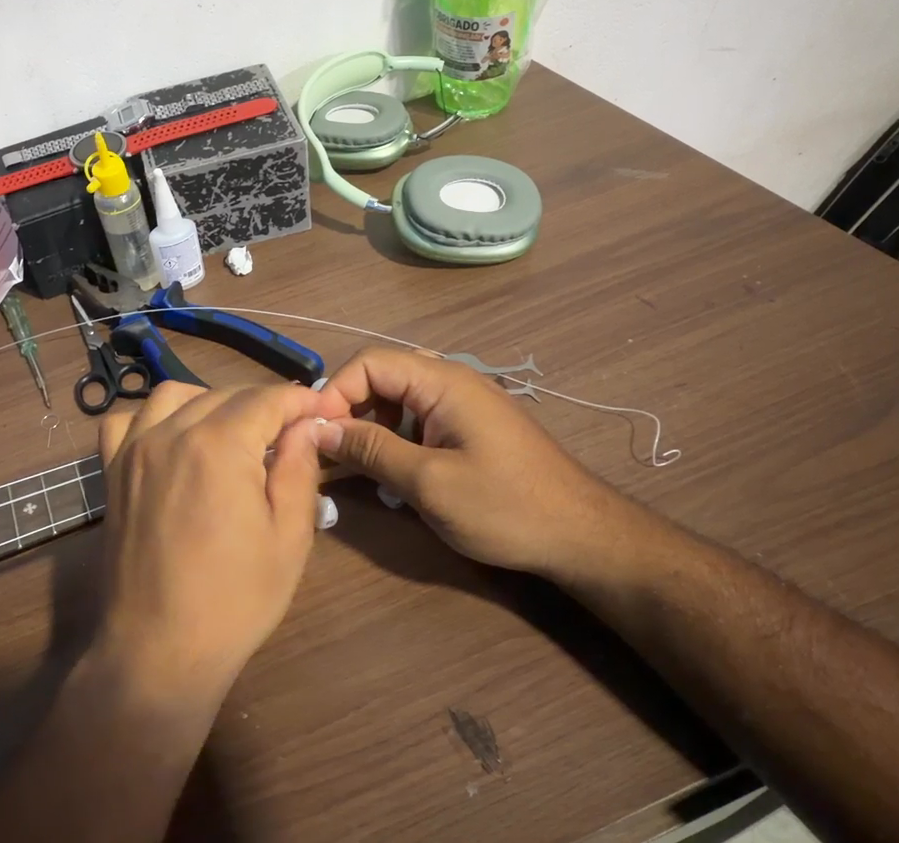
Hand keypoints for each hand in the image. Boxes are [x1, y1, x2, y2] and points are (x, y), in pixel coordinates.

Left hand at [95, 381, 324, 699]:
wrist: (159, 649)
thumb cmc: (234, 600)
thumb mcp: (288, 538)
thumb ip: (299, 469)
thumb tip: (306, 424)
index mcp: (219, 446)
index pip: (267, 399)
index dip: (301, 400)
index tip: (323, 409)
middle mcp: (170, 433)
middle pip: (225, 395)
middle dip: (263, 403)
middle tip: (290, 431)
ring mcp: (134, 450)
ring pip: (174, 396)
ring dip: (210, 401)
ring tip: (234, 432)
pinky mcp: (111, 472)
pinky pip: (125, 421)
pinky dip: (152, 418)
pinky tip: (173, 440)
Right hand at [309, 348, 623, 574]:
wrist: (582, 537)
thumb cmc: (505, 507)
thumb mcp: (429, 482)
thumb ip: (371, 450)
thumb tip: (318, 430)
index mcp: (444, 382)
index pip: (370, 363)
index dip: (335, 392)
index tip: (316, 435)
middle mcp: (451, 383)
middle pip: (381, 378)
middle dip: (347, 411)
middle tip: (324, 452)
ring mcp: (462, 406)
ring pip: (396, 401)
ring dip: (367, 428)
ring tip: (346, 467)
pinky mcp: (468, 430)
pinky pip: (416, 422)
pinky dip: (391, 441)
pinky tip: (381, 473)